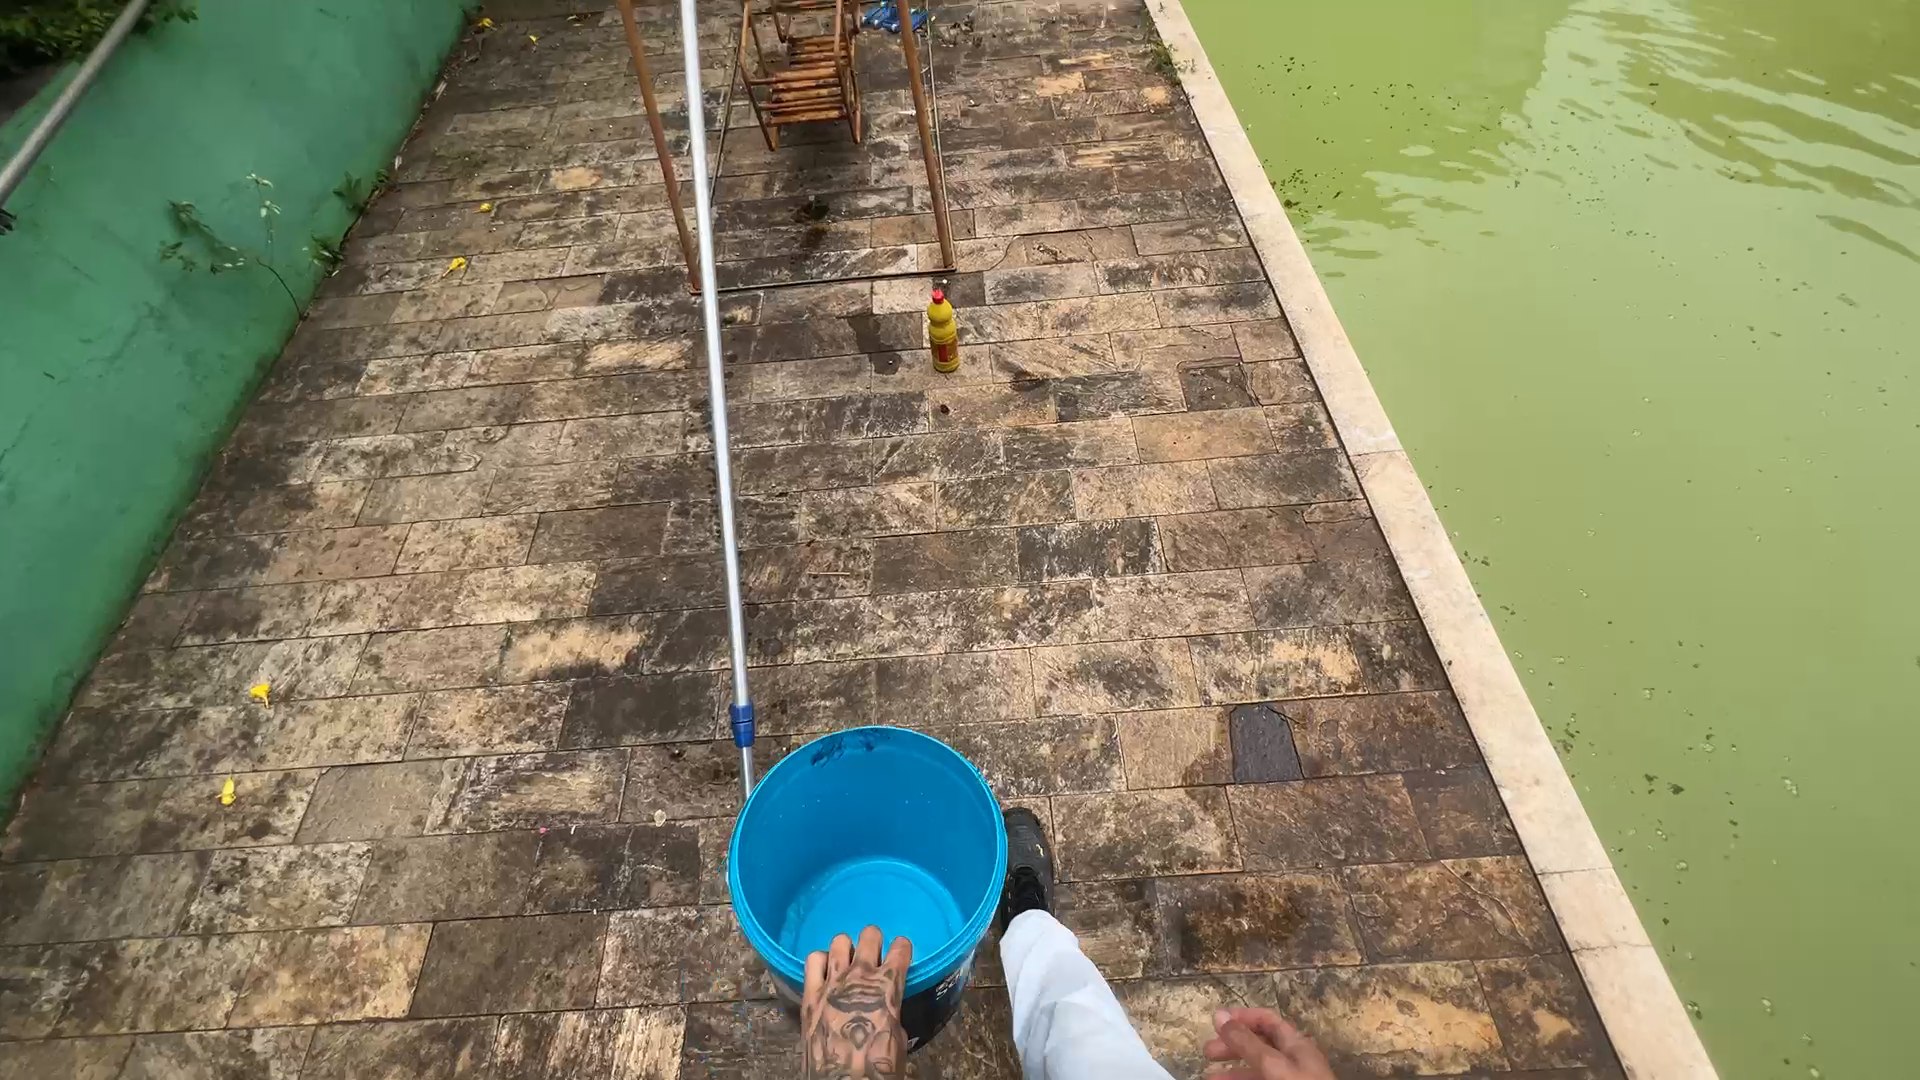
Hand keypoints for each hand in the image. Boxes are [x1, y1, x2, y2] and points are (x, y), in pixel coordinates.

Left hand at [801, 925, 912, 1079]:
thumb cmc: (878, 1067)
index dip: (902, 948)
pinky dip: (821, 962)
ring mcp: (833, 981)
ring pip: (840, 941)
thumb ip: (891, 1011)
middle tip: (873, 956)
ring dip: (846, 950)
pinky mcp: (810, 994)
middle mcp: (861, 974)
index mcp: (888, 985)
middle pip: (870, 934)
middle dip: (874, 942)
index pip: (901, 947)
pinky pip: (813, 960)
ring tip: (846, 963)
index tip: (900, 954)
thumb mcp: (897, 1039)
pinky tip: (824, 973)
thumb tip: (886, 1007)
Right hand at [1204, 1007, 1335, 1079]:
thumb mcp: (1273, 1065)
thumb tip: (1218, 1015)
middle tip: (1208, 1052)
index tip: (1217, 1022)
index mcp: (1296, 1046)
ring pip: (1257, 1072)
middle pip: (1258, 1046)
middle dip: (1231, 1047)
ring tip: (1209, 1078)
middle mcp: (1294, 1063)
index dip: (1242, 1017)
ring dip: (1232, 1072)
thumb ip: (1246, 1042)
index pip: (1267, 1020)